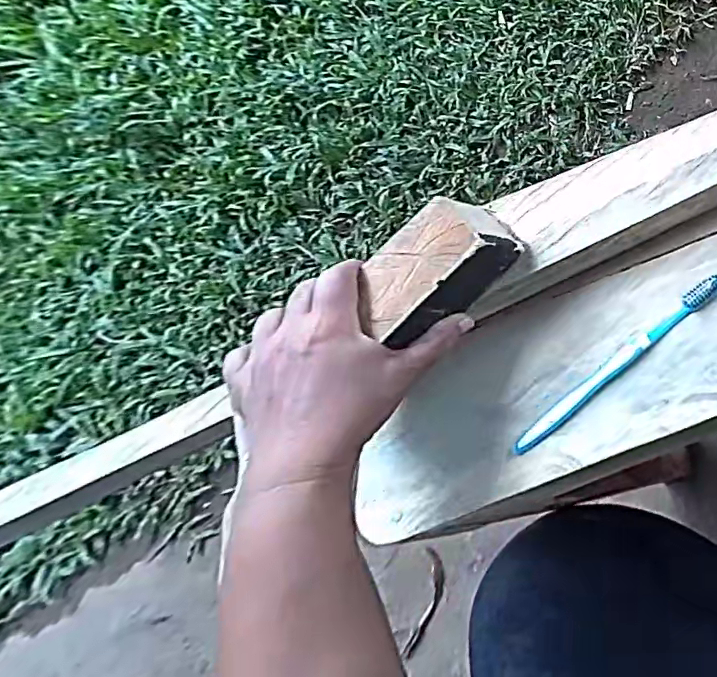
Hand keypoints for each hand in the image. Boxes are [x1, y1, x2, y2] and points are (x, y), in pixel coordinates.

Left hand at [223, 260, 467, 490]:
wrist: (301, 461)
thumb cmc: (350, 415)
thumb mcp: (405, 373)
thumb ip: (436, 342)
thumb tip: (460, 323)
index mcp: (329, 326)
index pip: (334, 277)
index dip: (351, 269)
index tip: (362, 274)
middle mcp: (289, 334)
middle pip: (303, 291)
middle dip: (326, 289)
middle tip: (348, 300)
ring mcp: (260, 357)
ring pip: (271, 315)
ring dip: (293, 313)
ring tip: (314, 325)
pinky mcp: (242, 381)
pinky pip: (244, 349)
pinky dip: (261, 345)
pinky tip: (278, 354)